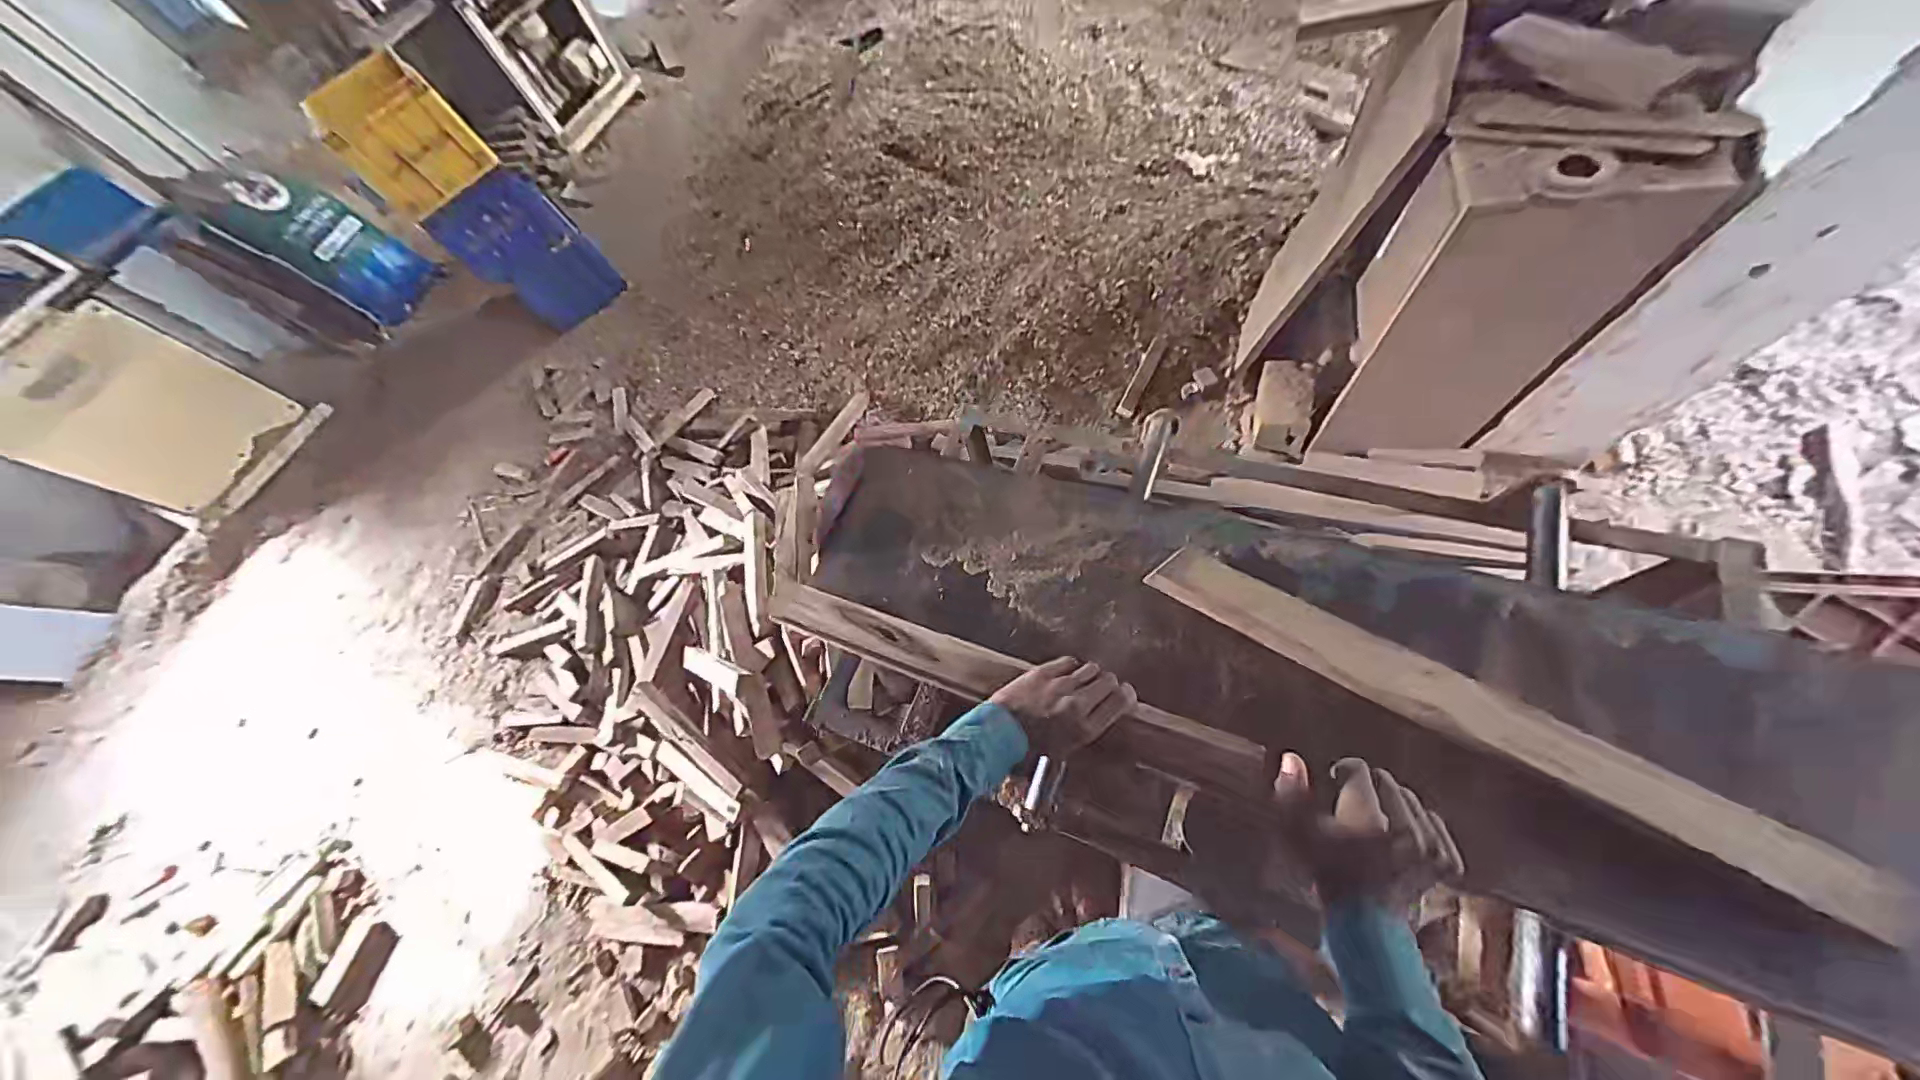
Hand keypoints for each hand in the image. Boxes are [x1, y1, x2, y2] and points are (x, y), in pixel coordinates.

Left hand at [988, 657, 1137, 758]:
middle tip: (1103, 687)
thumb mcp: (1064, 751)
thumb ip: (1085, 729)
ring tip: (1083, 680)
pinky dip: (1071, 666)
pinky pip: (1069, 662)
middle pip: (1108, 682)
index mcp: (1085, 729)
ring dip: (1090, 674)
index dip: (1126, 695)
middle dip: (1108, 683)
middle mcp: (1077, 705)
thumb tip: (1097, 714)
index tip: (1125, 693)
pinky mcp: (1043, 673)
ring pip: (1091, 669)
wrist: (996, 737)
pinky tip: (1066, 672)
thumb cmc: (1026, 752)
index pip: (1120, 702)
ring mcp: (1060, 686)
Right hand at [1272, 753, 1462, 913]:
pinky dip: (1415, 823)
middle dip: (1367, 788)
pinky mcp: (1449, 862)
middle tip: (1351, 807)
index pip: (1359, 768)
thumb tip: (1292, 758)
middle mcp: (1404, 831)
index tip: (1334, 784)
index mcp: (1367, 820)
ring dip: (1390, 804)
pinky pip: (1432, 819)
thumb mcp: (1295, 831)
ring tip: (1374, 824)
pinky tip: (1397, 838)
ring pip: (1409, 798)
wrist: (1365, 921)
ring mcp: (1431, 848)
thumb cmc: (1325, 872)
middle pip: (1385, 780)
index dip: (1341, 772)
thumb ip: (1291, 792)